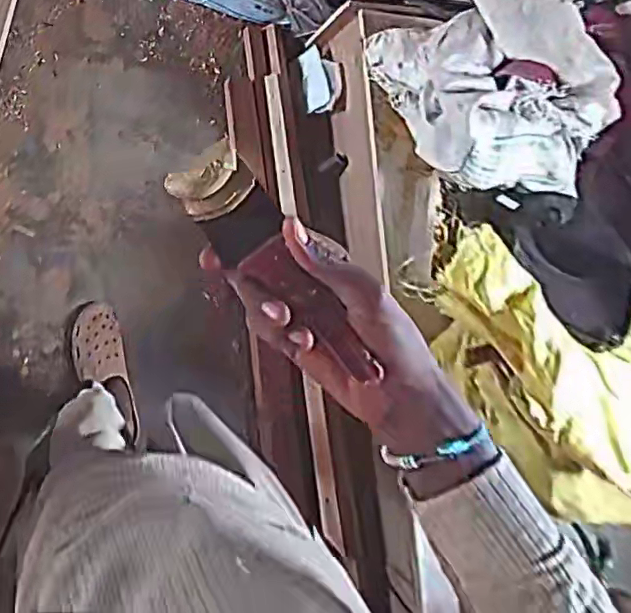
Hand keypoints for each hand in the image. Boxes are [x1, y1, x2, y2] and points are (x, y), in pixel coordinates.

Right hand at [203, 219, 490, 493]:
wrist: (404, 401)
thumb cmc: (399, 343)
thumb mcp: (366, 294)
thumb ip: (325, 264)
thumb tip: (292, 229)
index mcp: (326, 264)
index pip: (280, 241)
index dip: (249, 241)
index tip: (226, 247)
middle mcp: (307, 285)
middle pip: (257, 271)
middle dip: (252, 284)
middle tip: (268, 299)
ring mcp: (298, 312)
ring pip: (256, 300)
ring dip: (267, 312)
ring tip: (290, 324)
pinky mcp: (291, 340)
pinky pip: (264, 329)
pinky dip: (276, 335)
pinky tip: (300, 341)